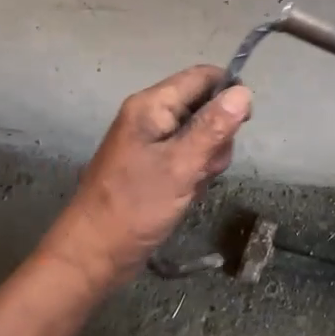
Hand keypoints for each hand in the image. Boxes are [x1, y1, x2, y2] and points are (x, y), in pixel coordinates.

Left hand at [40, 66, 251, 286]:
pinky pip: (187, 153)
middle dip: (217, 134)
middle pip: (204, 104)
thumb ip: (213, 127)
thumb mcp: (181, 166)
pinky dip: (195, 170)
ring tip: (194, 183)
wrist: (90, 259)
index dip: (228, 93)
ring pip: (200, 132)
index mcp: (151, 105)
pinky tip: (187, 191)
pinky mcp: (152, 163)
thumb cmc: (133, 208)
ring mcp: (151, 140)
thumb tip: (244, 92)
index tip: (242, 125)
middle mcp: (151, 115)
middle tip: (207, 165)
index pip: (204, 76)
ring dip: (207, 156)